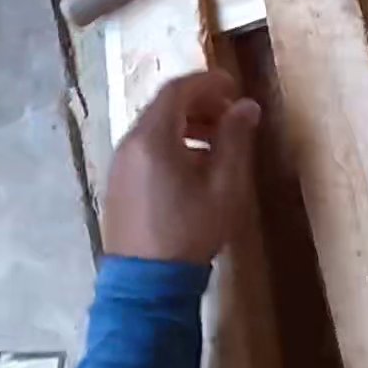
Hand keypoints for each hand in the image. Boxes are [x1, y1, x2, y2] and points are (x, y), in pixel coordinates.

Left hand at [103, 69, 261, 264]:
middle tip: (232, 112)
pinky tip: (197, 163)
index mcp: (153, 139)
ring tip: (220, 138)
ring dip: (189, 121)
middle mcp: (130, 144)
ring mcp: (121, 164)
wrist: (146, 285)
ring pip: (156, 126)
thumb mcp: (224, 184)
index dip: (208, 82)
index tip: (235, 86)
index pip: (177, 90)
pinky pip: (148, 146)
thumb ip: (236, 139)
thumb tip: (248, 106)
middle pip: (164, 105)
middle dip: (201, 101)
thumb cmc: (190, 229)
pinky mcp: (120, 182)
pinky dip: (174, 140)